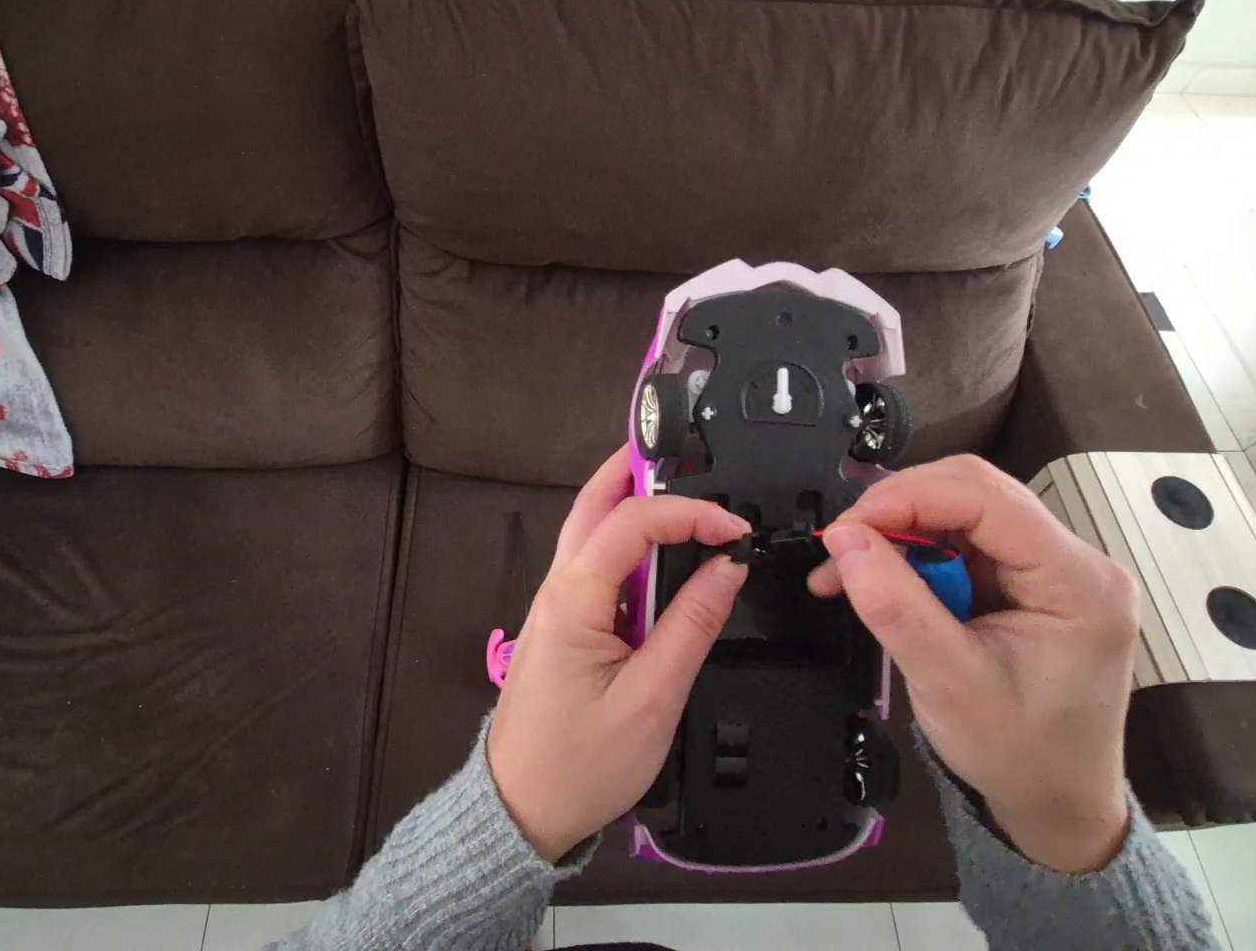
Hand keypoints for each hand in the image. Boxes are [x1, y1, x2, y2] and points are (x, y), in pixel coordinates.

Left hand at [488, 448, 750, 862]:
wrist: (521, 807)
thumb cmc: (582, 763)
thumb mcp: (652, 697)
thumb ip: (692, 624)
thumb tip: (727, 567)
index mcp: (574, 598)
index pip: (633, 522)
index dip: (689, 512)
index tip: (735, 529)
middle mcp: (557, 588)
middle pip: (593, 505)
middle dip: (633, 468)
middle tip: (677, 448)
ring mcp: (555, 603)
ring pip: (589, 529)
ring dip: (626, 499)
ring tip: (674, 483)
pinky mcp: (562, 622)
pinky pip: (593, 562)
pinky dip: (623, 539)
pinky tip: (652, 546)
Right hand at [807, 455, 1137, 873]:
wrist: (1052, 803)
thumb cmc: (1016, 753)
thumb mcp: (948, 682)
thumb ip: (895, 605)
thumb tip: (842, 538)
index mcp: (1079, 583)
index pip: (989, 499)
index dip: (910, 497)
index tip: (848, 527)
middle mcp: (1072, 561)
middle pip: (973, 492)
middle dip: (898, 509)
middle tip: (842, 545)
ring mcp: (1046, 567)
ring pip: (956, 509)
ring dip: (894, 531)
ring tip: (845, 571)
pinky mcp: (1019, 578)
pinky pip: (953, 539)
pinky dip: (905, 552)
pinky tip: (871, 578)